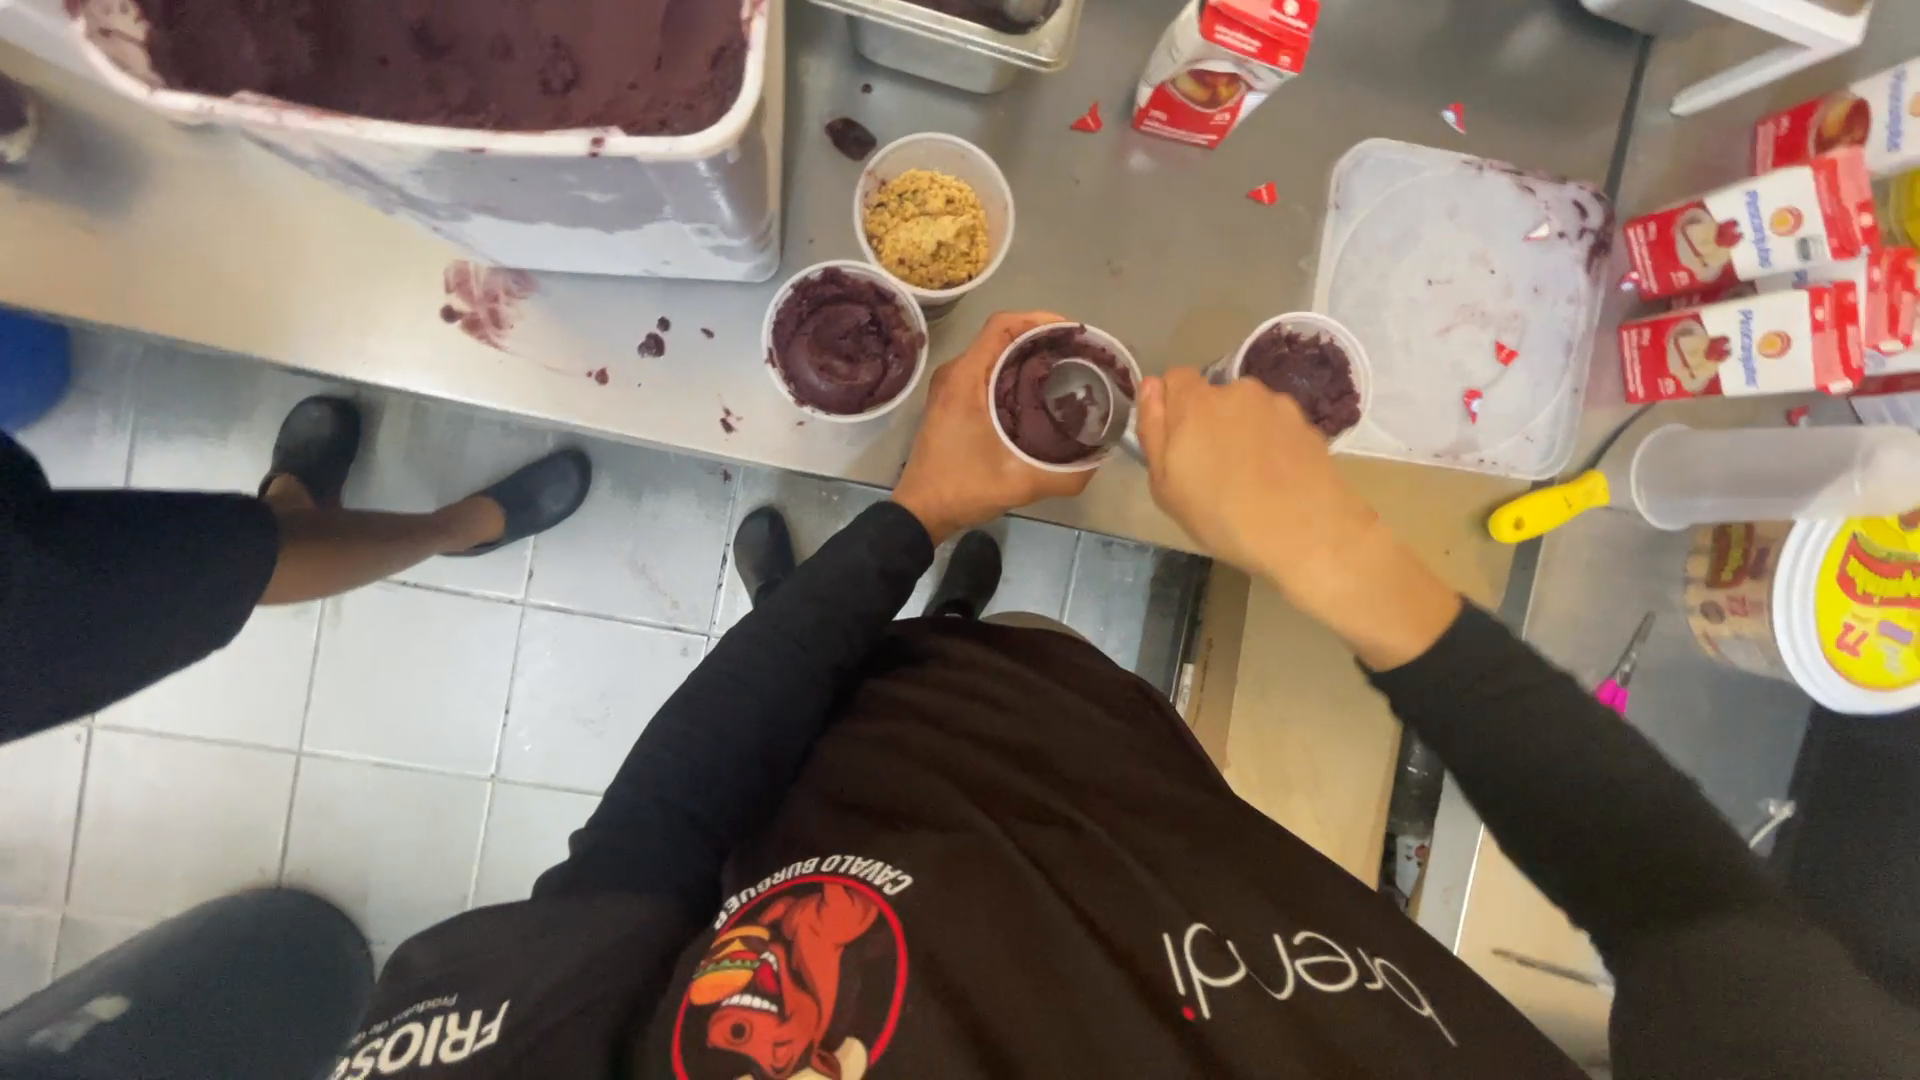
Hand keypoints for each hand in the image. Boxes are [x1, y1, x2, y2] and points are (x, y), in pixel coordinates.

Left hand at [893, 311, 1093, 544]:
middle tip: (1078, 354)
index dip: (1040, 319)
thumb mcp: (1019, 484)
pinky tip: (1038, 393)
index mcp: (965, 378)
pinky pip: (985, 372)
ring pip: (993, 354)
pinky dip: (1012, 373)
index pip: (1003, 325)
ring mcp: (950, 388)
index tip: (1074, 333)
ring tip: (1065, 369)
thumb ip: (1066, 475)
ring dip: (1026, 356)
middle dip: (1041, 338)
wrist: (920, 512)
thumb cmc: (962, 490)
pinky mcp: (951, 403)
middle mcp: (955, 374)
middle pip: (1001, 336)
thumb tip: (1099, 459)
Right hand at [1134, 369, 1460, 669]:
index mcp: (1195, 403)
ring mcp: (1276, 405)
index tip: (1175, 442)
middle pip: (1212, 396)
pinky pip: (1275, 426)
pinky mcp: (1305, 423)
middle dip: (1207, 422)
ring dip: (1240, 432)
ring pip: (1245, 411)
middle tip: (1209, 470)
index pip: (1174, 377)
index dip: (1171, 407)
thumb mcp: (1165, 485)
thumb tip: (1150, 387)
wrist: (1307, 534)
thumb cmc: (1221, 516)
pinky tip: (1275, 479)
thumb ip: (1153, 429)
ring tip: (1247, 478)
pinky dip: (1270, 444)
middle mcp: (1236, 391)